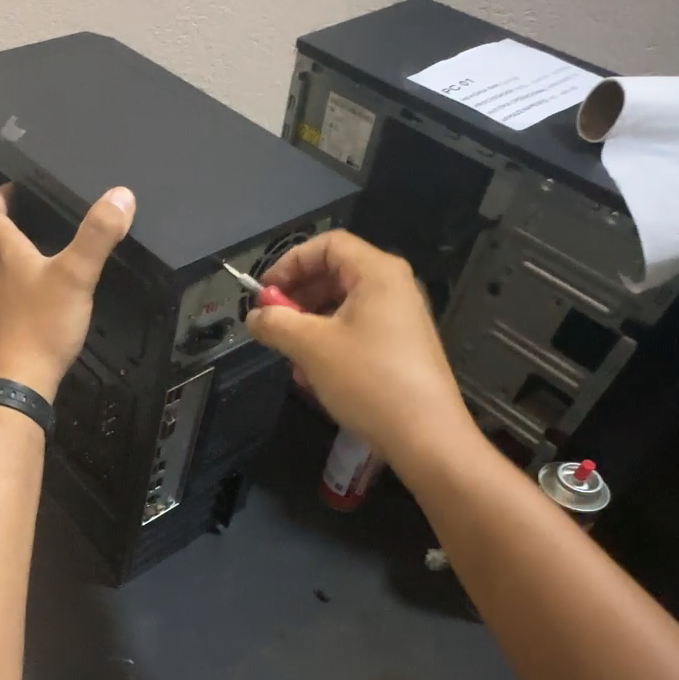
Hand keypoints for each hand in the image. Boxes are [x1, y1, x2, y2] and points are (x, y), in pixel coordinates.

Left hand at [0, 183, 135, 399]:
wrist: (23, 379)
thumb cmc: (44, 325)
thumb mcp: (77, 274)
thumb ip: (98, 235)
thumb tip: (121, 197)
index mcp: (8, 255)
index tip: (14, 188)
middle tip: (10, 212)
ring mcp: (1, 301)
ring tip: (19, 244)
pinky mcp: (9, 324)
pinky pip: (4, 292)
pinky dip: (12, 281)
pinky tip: (31, 288)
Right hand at [245, 230, 475, 461]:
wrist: (424, 434)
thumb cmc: (368, 379)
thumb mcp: (311, 347)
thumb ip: (276, 324)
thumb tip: (254, 317)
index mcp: (377, 273)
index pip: (327, 245)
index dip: (289, 263)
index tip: (263, 293)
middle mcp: (393, 287)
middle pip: (334, 273)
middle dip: (297, 296)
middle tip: (272, 324)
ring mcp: (400, 318)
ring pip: (342, 306)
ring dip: (308, 324)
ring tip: (290, 355)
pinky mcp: (401, 347)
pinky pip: (356, 330)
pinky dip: (329, 343)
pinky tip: (314, 374)